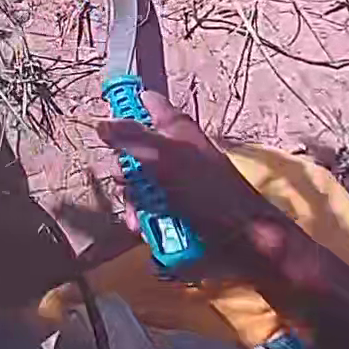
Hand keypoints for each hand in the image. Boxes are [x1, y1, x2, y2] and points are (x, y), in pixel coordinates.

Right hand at [96, 91, 297, 280]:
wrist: (248, 244)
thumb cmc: (210, 192)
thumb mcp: (166, 158)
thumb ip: (131, 137)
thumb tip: (100, 122)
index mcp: (174, 128)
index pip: (143, 103)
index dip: (122, 107)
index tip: (105, 124)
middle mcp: (171, 150)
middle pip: (130, 146)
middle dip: (122, 166)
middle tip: (125, 178)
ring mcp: (171, 180)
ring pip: (135, 179)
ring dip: (131, 198)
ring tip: (138, 215)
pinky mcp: (172, 207)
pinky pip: (145, 206)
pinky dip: (140, 216)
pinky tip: (143, 228)